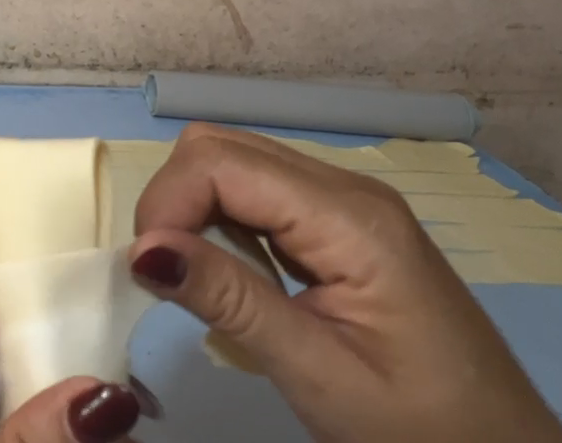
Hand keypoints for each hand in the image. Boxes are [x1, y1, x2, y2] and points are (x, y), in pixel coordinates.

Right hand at [129, 124, 561, 442]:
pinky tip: (233, 271)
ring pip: (231, 161)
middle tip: (168, 271)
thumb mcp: (319, 375)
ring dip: (193, 208)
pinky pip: (254, 189)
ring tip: (197, 276)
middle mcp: (345, 187)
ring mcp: (344, 200)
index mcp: (350, 218)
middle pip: (220, 147)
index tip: (148, 267)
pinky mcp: (338, 219)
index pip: (220, 163)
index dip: (168, 201)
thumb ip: (229, 300)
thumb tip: (141, 248)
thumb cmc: (421, 429)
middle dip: (174, 199)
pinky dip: (219, 218)